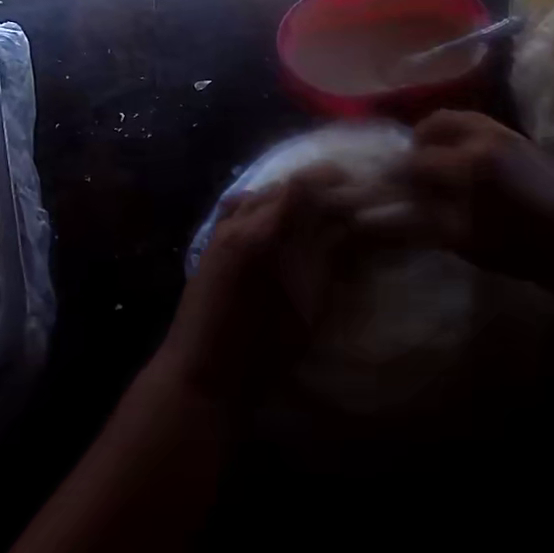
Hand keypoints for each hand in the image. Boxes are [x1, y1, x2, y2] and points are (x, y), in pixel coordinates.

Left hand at [159, 166, 356, 408]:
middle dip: (310, 187)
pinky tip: (274, 222)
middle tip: (340, 198)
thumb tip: (348, 230)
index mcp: (261, 237)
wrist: (201, 374)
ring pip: (256, 197)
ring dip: (285, 197)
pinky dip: (259, 208)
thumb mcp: (306, 313)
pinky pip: (236, 212)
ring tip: (313, 209)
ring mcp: (218, 234)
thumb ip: (327, 265)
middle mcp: (236, 225)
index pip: (298, 187)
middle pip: (277, 188)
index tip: (353, 182)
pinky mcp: (210, 247)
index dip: (327, 179)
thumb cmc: (259, 353)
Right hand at [406, 109, 553, 278]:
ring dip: (442, 136)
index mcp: (469, 162)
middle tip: (411, 168)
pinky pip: (483, 127)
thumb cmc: (522, 248)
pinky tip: (468, 167)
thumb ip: (422, 220)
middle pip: (438, 121)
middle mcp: (487, 137)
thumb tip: (389, 210)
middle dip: (418, 142)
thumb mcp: (463, 241)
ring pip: (462, 119)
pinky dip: (464, 138)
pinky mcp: (525, 141)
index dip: (396, 174)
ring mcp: (509, 134)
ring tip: (438, 165)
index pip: (417, 160)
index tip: (384, 186)